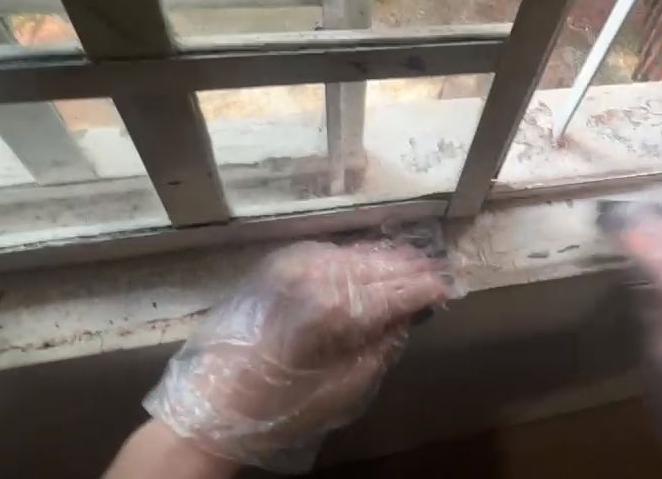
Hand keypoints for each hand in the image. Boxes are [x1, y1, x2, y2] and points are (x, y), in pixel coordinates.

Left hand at [139, 241, 451, 473]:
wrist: (212, 405)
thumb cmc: (282, 408)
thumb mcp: (346, 388)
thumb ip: (382, 347)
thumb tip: (407, 318)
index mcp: (337, 311)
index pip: (397, 292)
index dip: (426, 290)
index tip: (449, 288)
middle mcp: (322, 276)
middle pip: (382, 265)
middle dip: (412, 269)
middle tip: (440, 270)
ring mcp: (301, 263)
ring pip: (360, 253)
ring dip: (390, 260)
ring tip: (416, 262)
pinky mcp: (286, 261)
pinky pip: (336, 253)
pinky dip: (360, 257)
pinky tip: (377, 262)